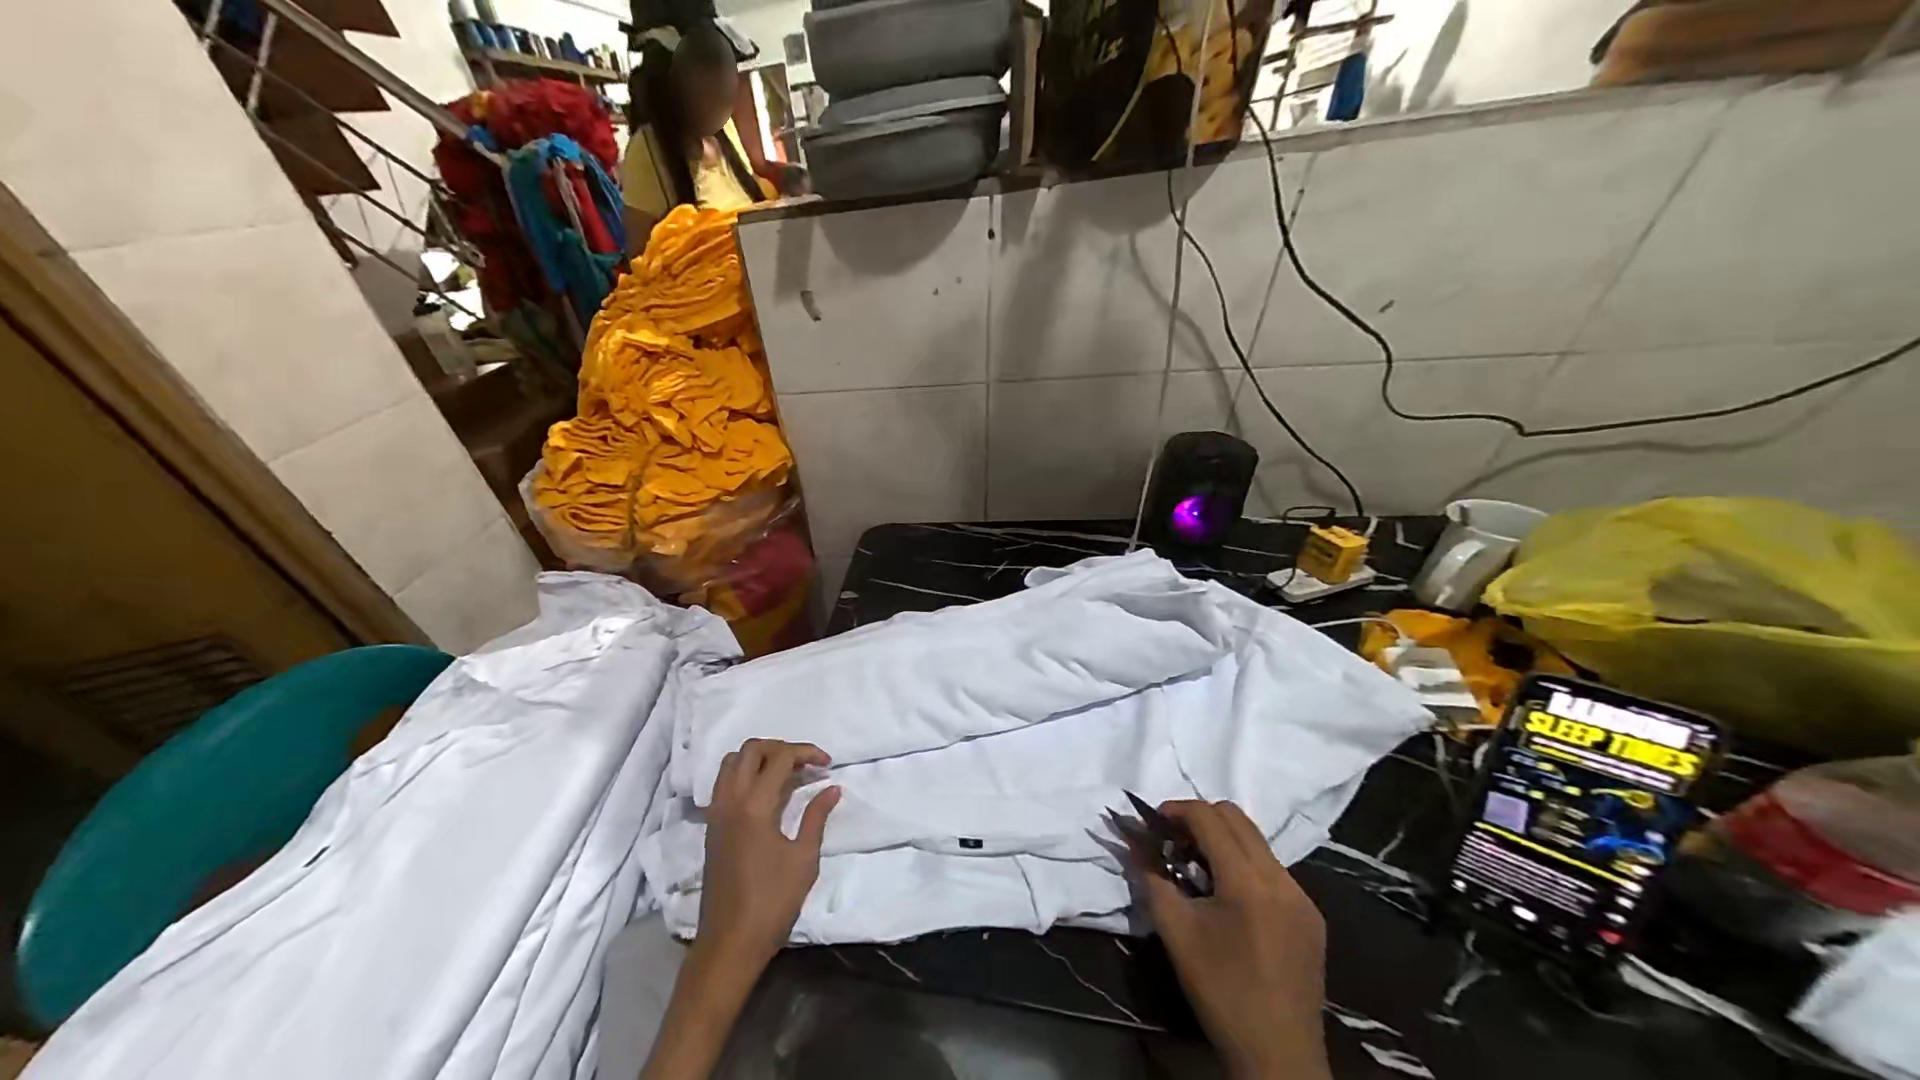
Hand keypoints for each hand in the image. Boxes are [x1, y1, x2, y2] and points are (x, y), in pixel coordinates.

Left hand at [697, 738, 842, 968]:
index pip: (780, 757)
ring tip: (786, 773)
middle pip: (751, 750)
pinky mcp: (711, 826)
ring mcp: (716, 813)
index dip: (807, 752)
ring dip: (759, 758)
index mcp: (754, 805)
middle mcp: (730, 800)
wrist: (729, 942)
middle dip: (781, 748)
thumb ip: (816, 816)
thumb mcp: (804, 858)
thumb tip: (831, 787)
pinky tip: (766, 794)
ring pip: (732, 762)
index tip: (828, 764)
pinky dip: (744, 774)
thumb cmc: (772, 902)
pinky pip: (724, 782)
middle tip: (806, 764)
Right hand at [1141, 800, 1329, 1079]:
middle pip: (1237, 818)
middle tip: (1173, 841)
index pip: (1210, 818)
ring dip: (1223, 841)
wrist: (1278, 1055)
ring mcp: (1303, 897)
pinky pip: (1273, 870)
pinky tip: (1228, 897)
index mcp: (1248, 882)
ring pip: (1257, 842)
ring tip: (1197, 868)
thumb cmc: (1219, 990)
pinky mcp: (1312, 916)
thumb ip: (1151, 876)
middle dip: (1200, 819)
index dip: (1177, 810)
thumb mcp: (1175, 931)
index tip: (1154, 822)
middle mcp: (1281, 879)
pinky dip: (1245, 865)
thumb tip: (1131, 839)